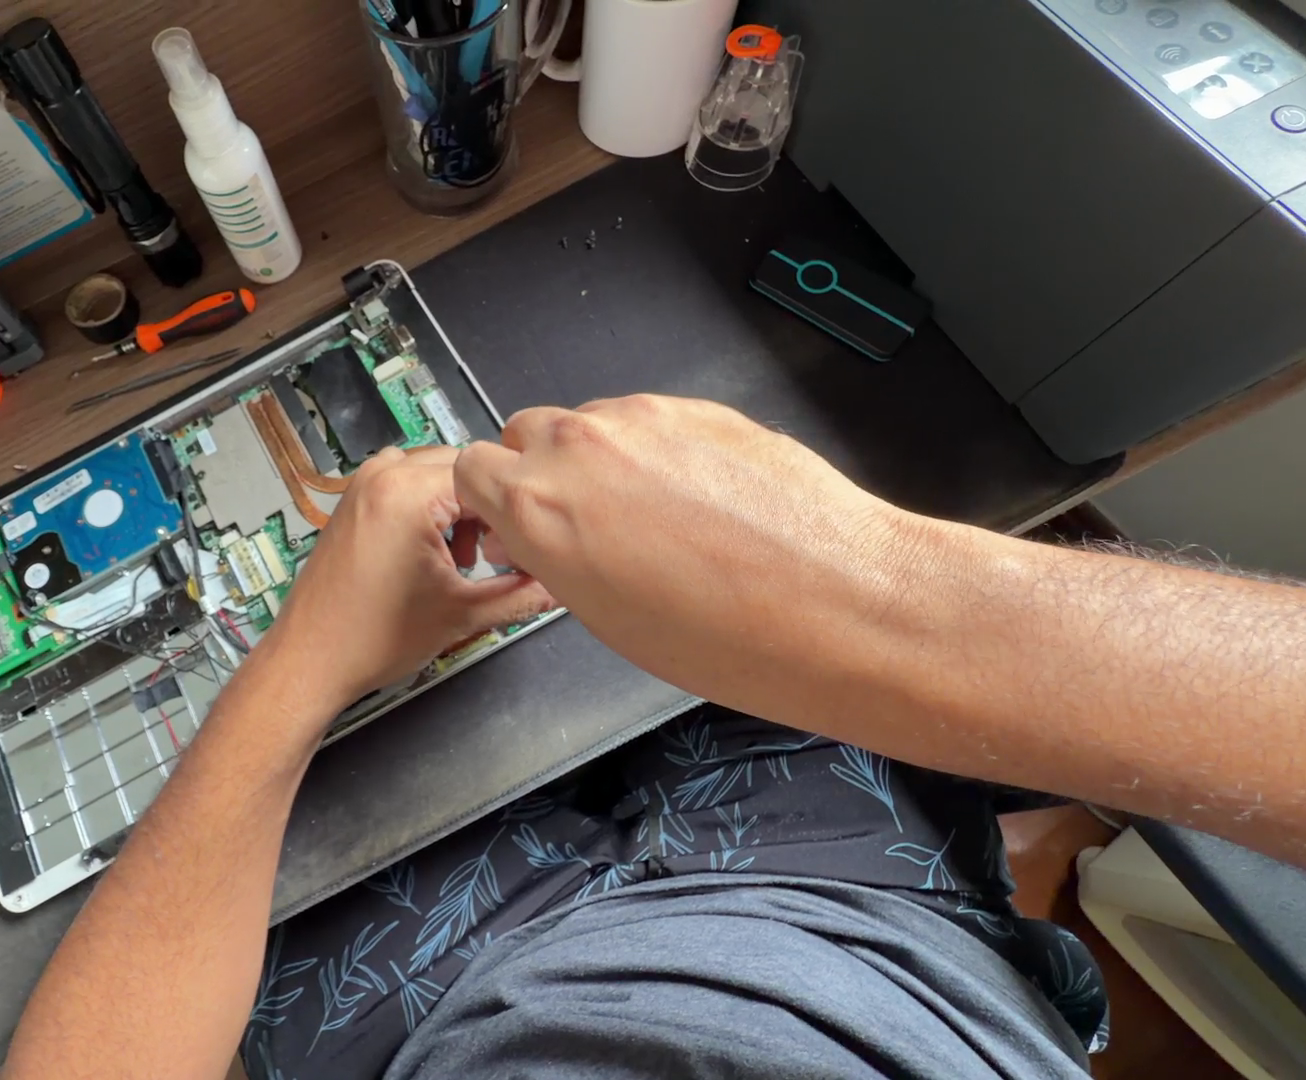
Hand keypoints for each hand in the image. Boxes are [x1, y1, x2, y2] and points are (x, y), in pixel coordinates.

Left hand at [259, 446, 554, 714]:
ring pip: (430, 473)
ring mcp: (362, 485)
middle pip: (459, 468)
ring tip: (459, 557)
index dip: (510, 513)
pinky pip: (402, 483)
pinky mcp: (352, 501)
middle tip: (493, 555)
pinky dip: (424, 505)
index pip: (485, 477)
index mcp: (409, 492)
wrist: (310, 660)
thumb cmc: (374, 638)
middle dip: (483, 507)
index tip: (520, 548)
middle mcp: (382, 475)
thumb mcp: (461, 615)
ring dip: (454, 505)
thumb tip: (559, 584)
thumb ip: (520, 595)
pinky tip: (430, 551)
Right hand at [452, 395, 945, 714]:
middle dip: (538, 471)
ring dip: (599, 459)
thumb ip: (549, 550)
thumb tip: (542, 530)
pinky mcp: (694, 406)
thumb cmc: (720, 634)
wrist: (835, 603)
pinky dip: (653, 449)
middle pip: (524, 434)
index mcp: (537, 506)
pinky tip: (695, 495)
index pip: (470, 469)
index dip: (489, 497)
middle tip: (579, 516)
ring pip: (587, 424)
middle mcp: (577, 448)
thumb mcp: (597, 612)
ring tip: (650, 511)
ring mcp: (639, 419)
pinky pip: (646, 420)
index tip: (513, 518)